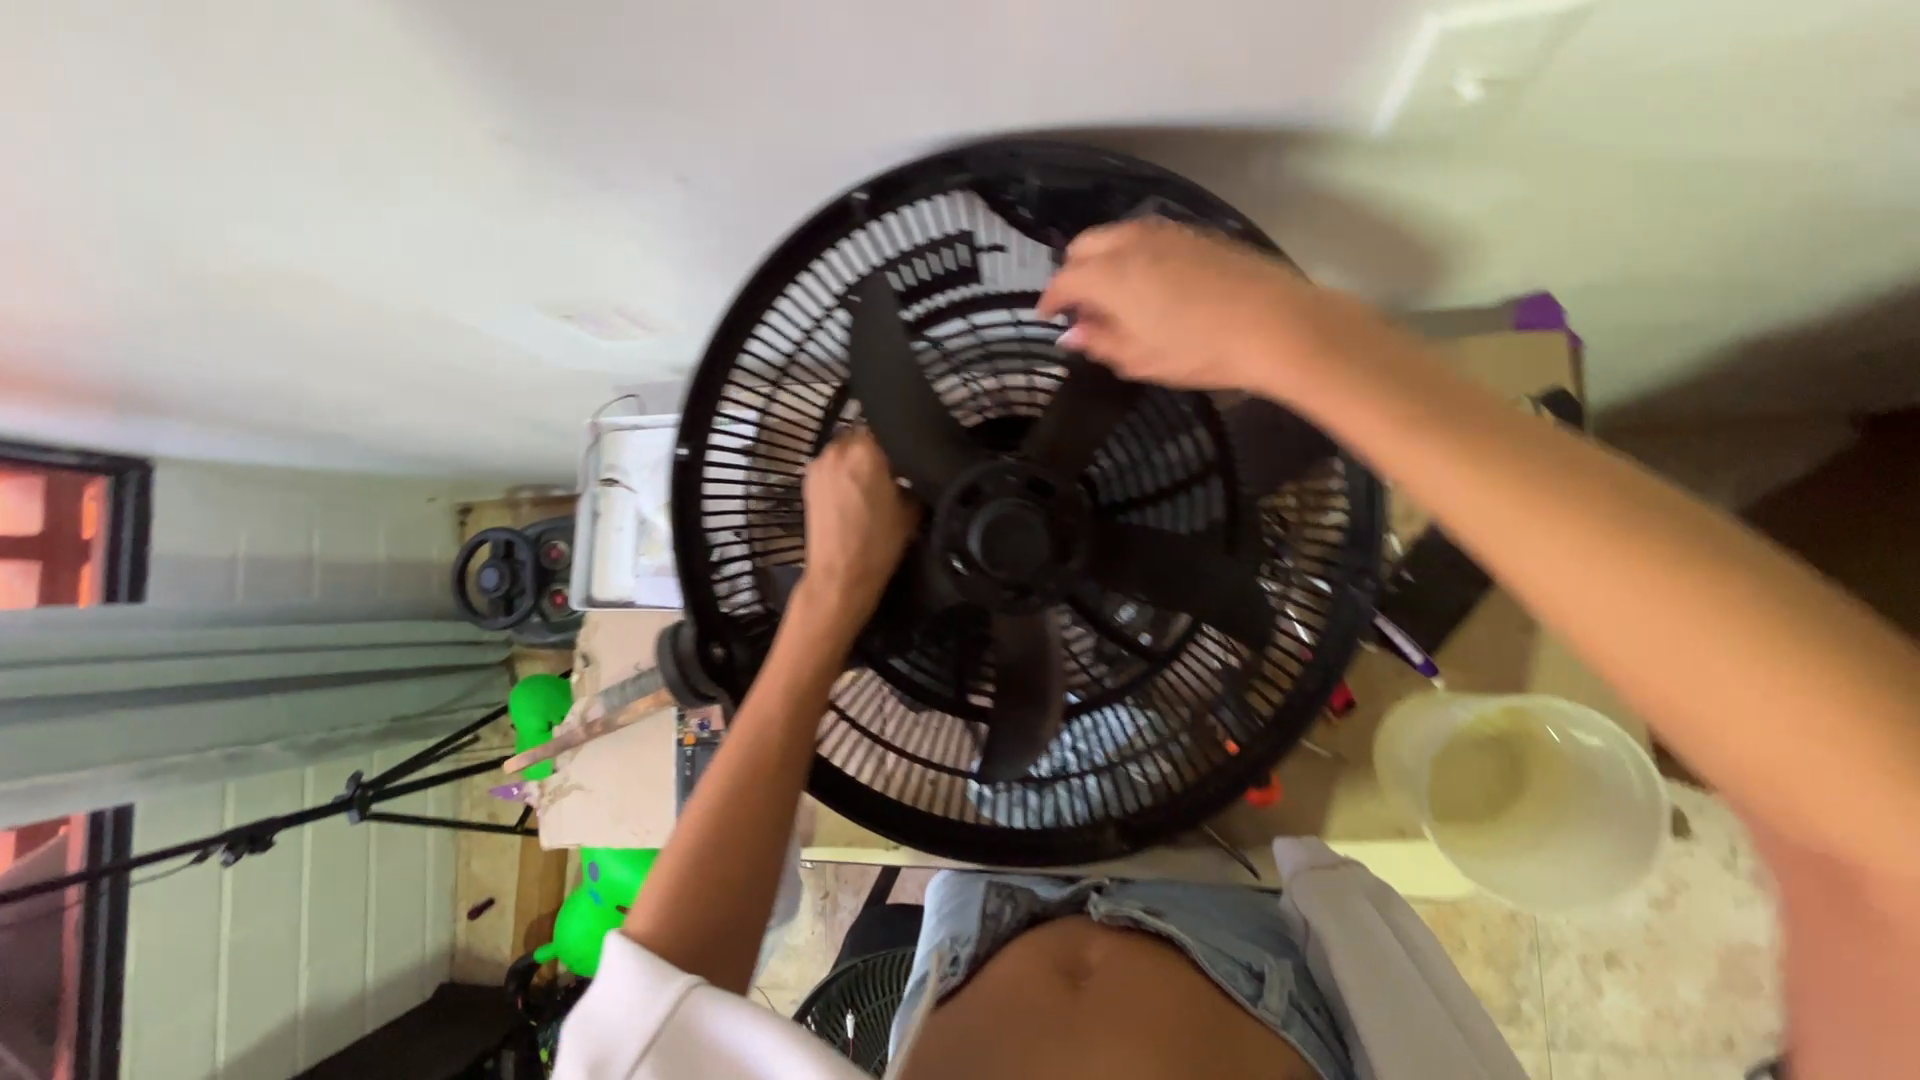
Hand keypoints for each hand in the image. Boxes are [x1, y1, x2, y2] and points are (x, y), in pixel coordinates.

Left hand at [798, 428, 918, 626]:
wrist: (840, 575)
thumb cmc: (878, 545)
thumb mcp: (911, 512)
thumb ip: (912, 483)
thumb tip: (913, 475)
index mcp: (867, 451)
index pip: (887, 427)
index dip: (899, 439)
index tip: (909, 454)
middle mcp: (839, 450)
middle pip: (862, 434)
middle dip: (876, 447)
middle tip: (893, 467)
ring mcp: (819, 464)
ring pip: (844, 448)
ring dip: (857, 458)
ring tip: (873, 481)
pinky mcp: (807, 480)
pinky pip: (831, 464)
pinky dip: (842, 471)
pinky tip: (854, 491)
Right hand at [1037, 219, 1403, 401]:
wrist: (1275, 323)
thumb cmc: (1200, 348)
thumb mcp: (1140, 358)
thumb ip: (1100, 341)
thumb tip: (1072, 333)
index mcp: (1111, 274)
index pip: (1064, 280)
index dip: (1050, 300)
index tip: (1047, 317)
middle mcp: (1132, 243)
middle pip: (1085, 246)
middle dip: (1074, 273)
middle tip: (1081, 308)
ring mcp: (1166, 233)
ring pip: (1116, 237)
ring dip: (1104, 261)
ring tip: (1114, 298)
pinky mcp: (1196, 235)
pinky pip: (1147, 238)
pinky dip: (1133, 256)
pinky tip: (1150, 286)